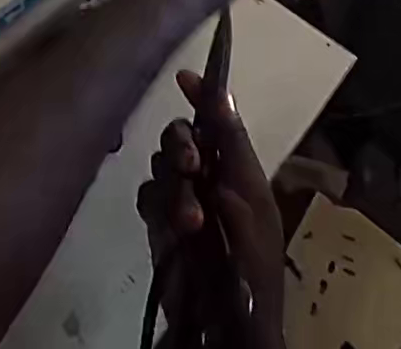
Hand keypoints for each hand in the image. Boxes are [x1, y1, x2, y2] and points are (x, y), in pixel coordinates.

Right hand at [137, 70, 285, 348]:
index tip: (184, 77)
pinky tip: (175, 228)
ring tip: (192, 220)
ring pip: (161, 165)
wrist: (231, 327)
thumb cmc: (253, 260)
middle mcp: (205, 174)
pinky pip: (147, 197)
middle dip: (180, 144)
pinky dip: (158, 207)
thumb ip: (233, 143)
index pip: (214, 118)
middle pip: (179, 136)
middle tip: (192, 164)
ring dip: (175, 186)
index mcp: (234, 165)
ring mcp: (180, 198)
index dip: (201, 95)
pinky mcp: (159, 223)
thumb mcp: (252, 197)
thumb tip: (222, 91)